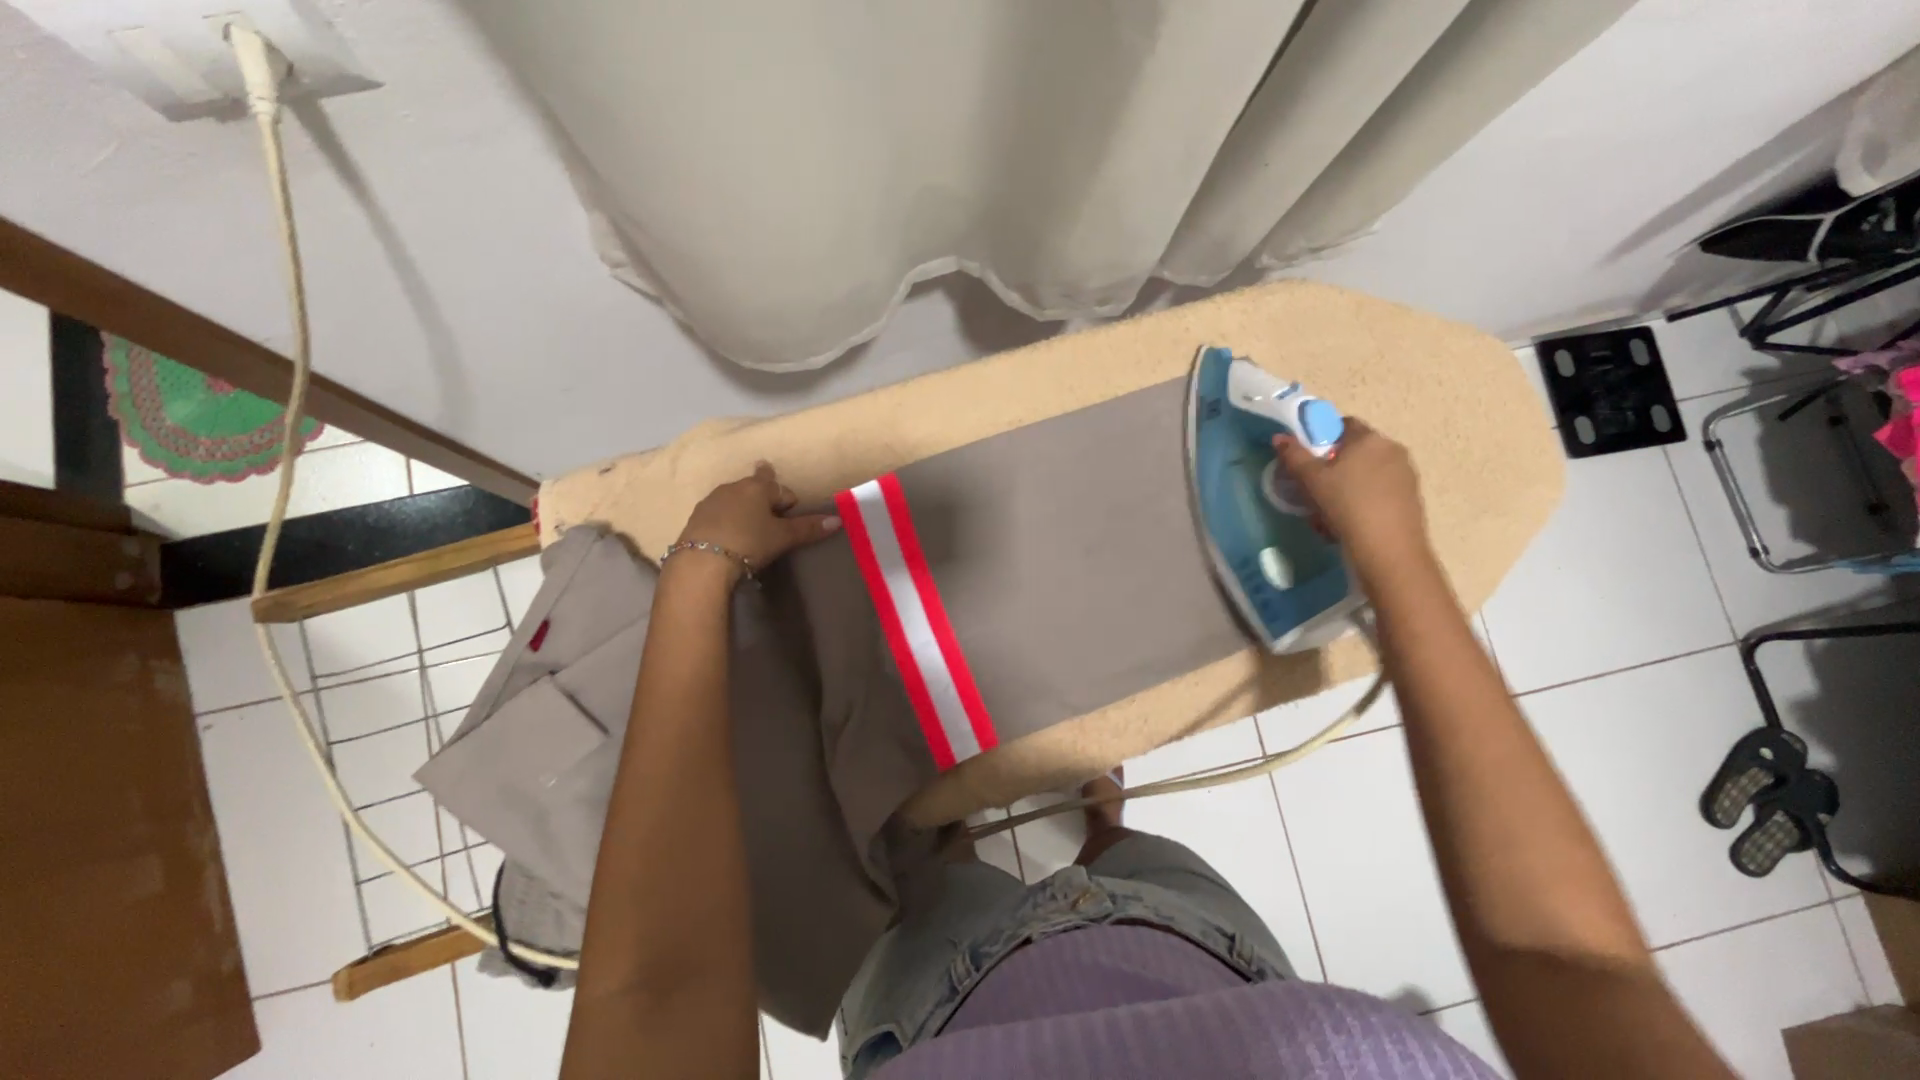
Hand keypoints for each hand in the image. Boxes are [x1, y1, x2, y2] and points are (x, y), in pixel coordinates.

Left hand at [675, 462, 840, 580]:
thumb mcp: (782, 537)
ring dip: (743, 510)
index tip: (788, 517)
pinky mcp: (696, 517)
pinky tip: (727, 539)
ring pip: (735, 500)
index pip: (780, 488)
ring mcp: (712, 500)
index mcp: (757, 487)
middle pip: (755, 489)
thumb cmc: (749, 543)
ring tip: (748, 531)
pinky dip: (726, 522)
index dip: (788, 502)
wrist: (702, 562)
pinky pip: (718, 514)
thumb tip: (837, 520)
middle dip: (763, 501)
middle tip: (769, 521)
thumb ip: (808, 528)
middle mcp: (733, 487)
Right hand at [1273, 418, 1428, 567]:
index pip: (1343, 425)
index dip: (1323, 439)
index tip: (1309, 462)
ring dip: (1348, 487)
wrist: (1388, 549)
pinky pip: (1380, 493)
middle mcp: (1392, 450)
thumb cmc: (1347, 506)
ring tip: (1330, 513)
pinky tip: (1350, 524)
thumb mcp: (1312, 480)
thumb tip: (1279, 437)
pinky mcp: (1412, 498)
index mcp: (1369, 438)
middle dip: (1334, 468)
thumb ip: (1295, 455)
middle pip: (1356, 451)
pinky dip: (1363, 502)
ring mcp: (1405, 475)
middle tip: (1315, 491)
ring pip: (1367, 474)